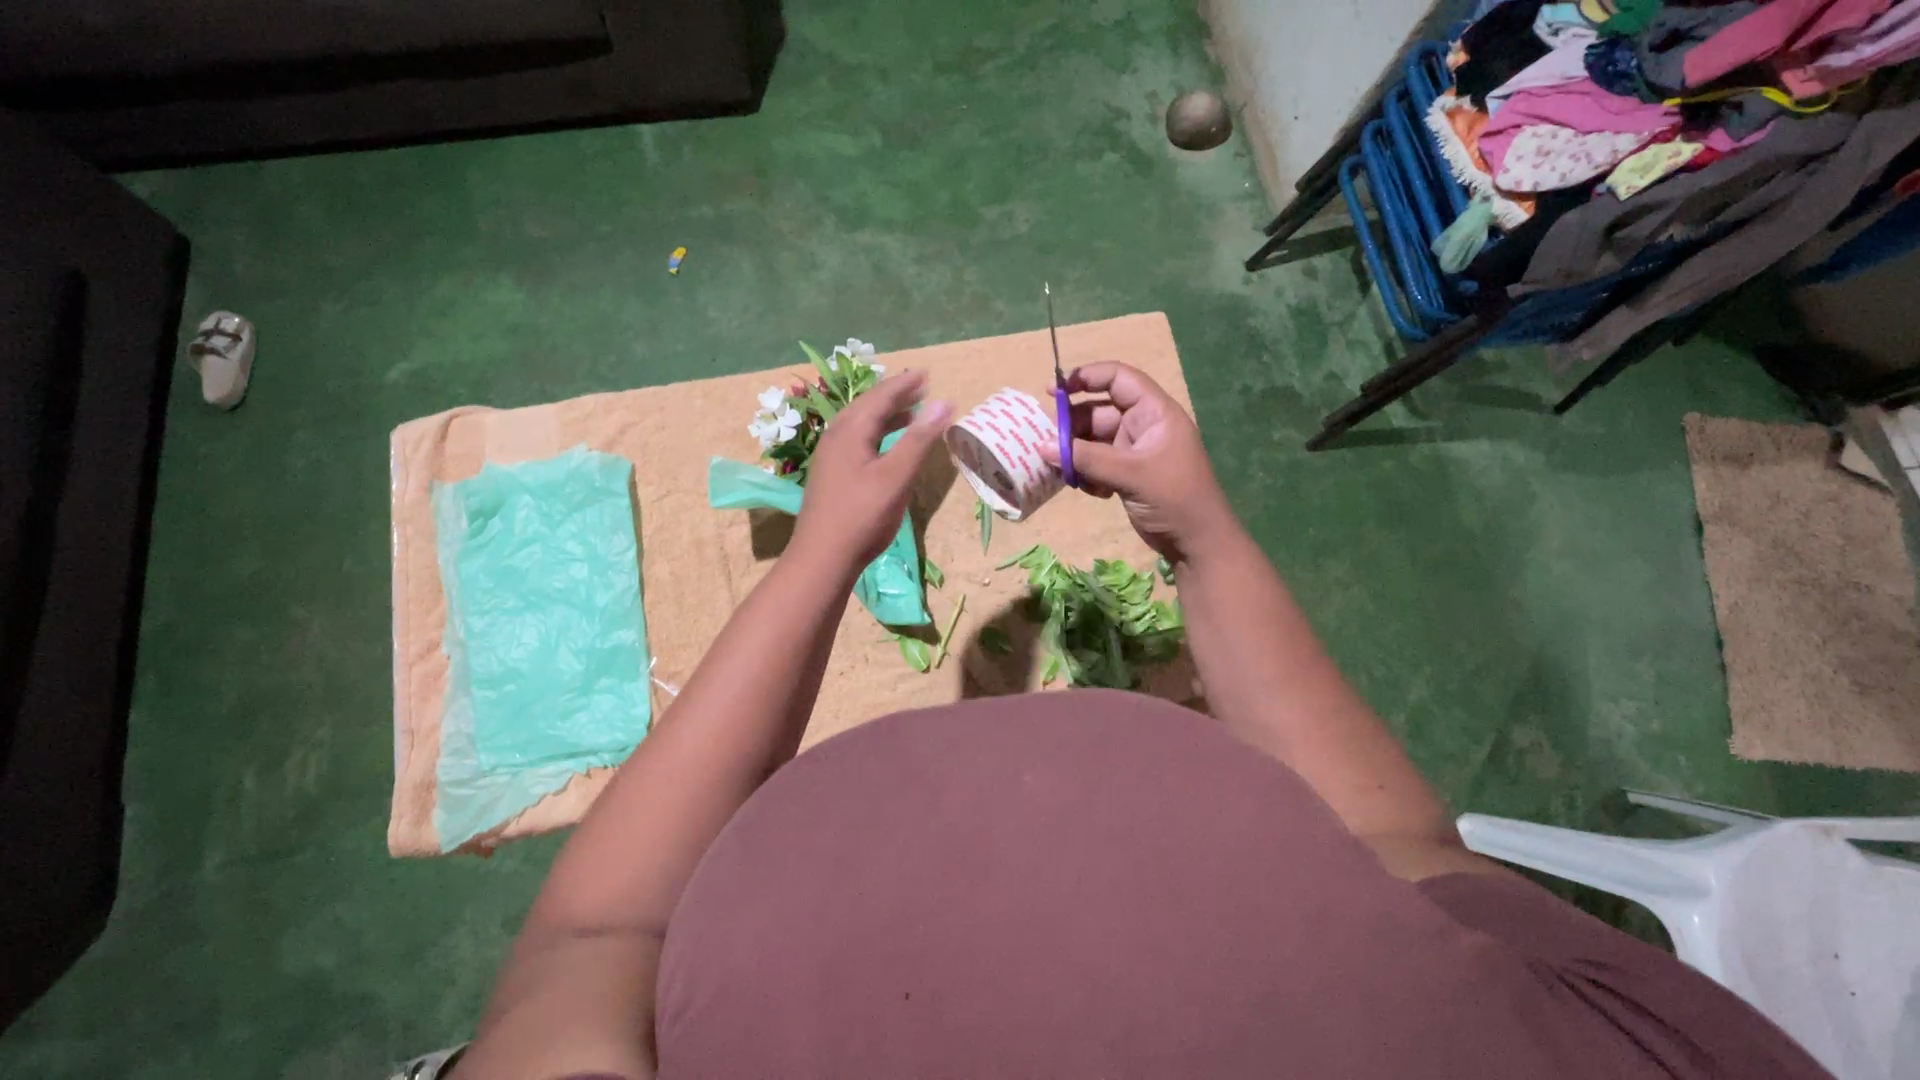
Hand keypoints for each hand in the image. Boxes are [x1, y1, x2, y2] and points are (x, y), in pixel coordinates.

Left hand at [791, 370, 952, 570]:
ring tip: (910, 414)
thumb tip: (944, 402)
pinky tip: (887, 449)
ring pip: (860, 425)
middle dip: (894, 396)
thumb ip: (919, 439)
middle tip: (920, 388)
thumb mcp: (896, 476)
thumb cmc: (862, 516)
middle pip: (867, 407)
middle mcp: (835, 437)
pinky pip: (856, 442)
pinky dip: (876, 435)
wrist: (822, 557)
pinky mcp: (830, 476)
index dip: (904, 385)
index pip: (880, 397)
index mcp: (850, 431)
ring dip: (886, 416)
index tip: (926, 374)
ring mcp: (829, 458)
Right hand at [1039, 362, 1232, 562]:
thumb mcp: (1131, 474)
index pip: (1118, 378)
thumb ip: (1087, 459)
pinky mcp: (1126, 475)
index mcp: (1154, 412)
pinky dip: (1087, 474)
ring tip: (1064, 471)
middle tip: (1046, 443)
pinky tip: (1090, 491)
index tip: (1054, 391)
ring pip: (1093, 441)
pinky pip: (1096, 464)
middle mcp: (1143, 426)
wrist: (1197, 542)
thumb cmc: (1174, 498)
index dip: (1086, 377)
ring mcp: (1133, 451)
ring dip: (1076, 455)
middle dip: (1072, 427)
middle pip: (1098, 411)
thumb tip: (1043, 447)